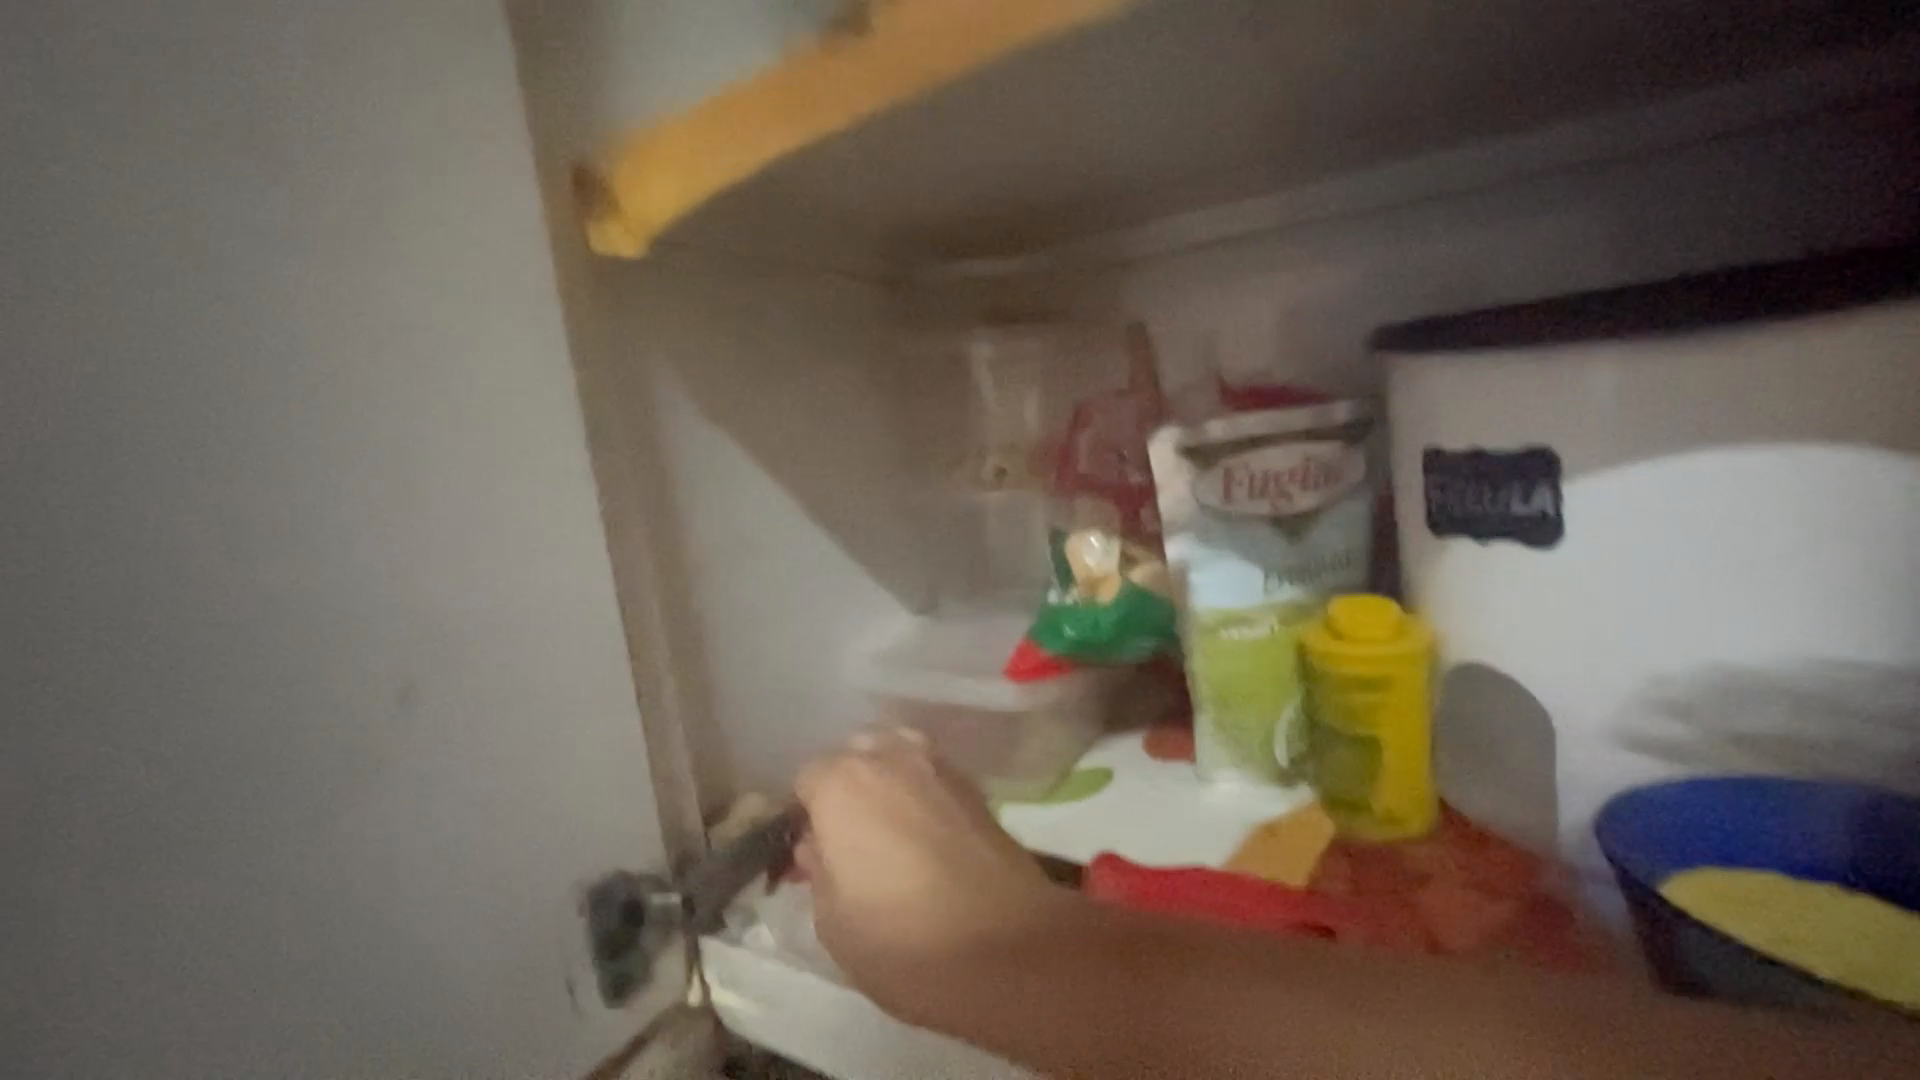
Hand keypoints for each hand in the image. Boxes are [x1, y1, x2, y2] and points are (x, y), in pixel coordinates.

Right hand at [793, 728, 1068, 1024]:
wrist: (1007, 946)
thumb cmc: (903, 938)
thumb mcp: (832, 921)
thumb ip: (818, 870)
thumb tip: (819, 846)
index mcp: (843, 783)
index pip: (807, 779)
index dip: (805, 816)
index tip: (810, 853)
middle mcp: (891, 757)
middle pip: (856, 756)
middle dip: (847, 789)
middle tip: (849, 840)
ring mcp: (940, 767)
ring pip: (899, 757)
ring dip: (888, 783)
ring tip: (890, 832)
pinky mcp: (978, 788)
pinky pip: (934, 778)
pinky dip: (924, 795)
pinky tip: (929, 836)